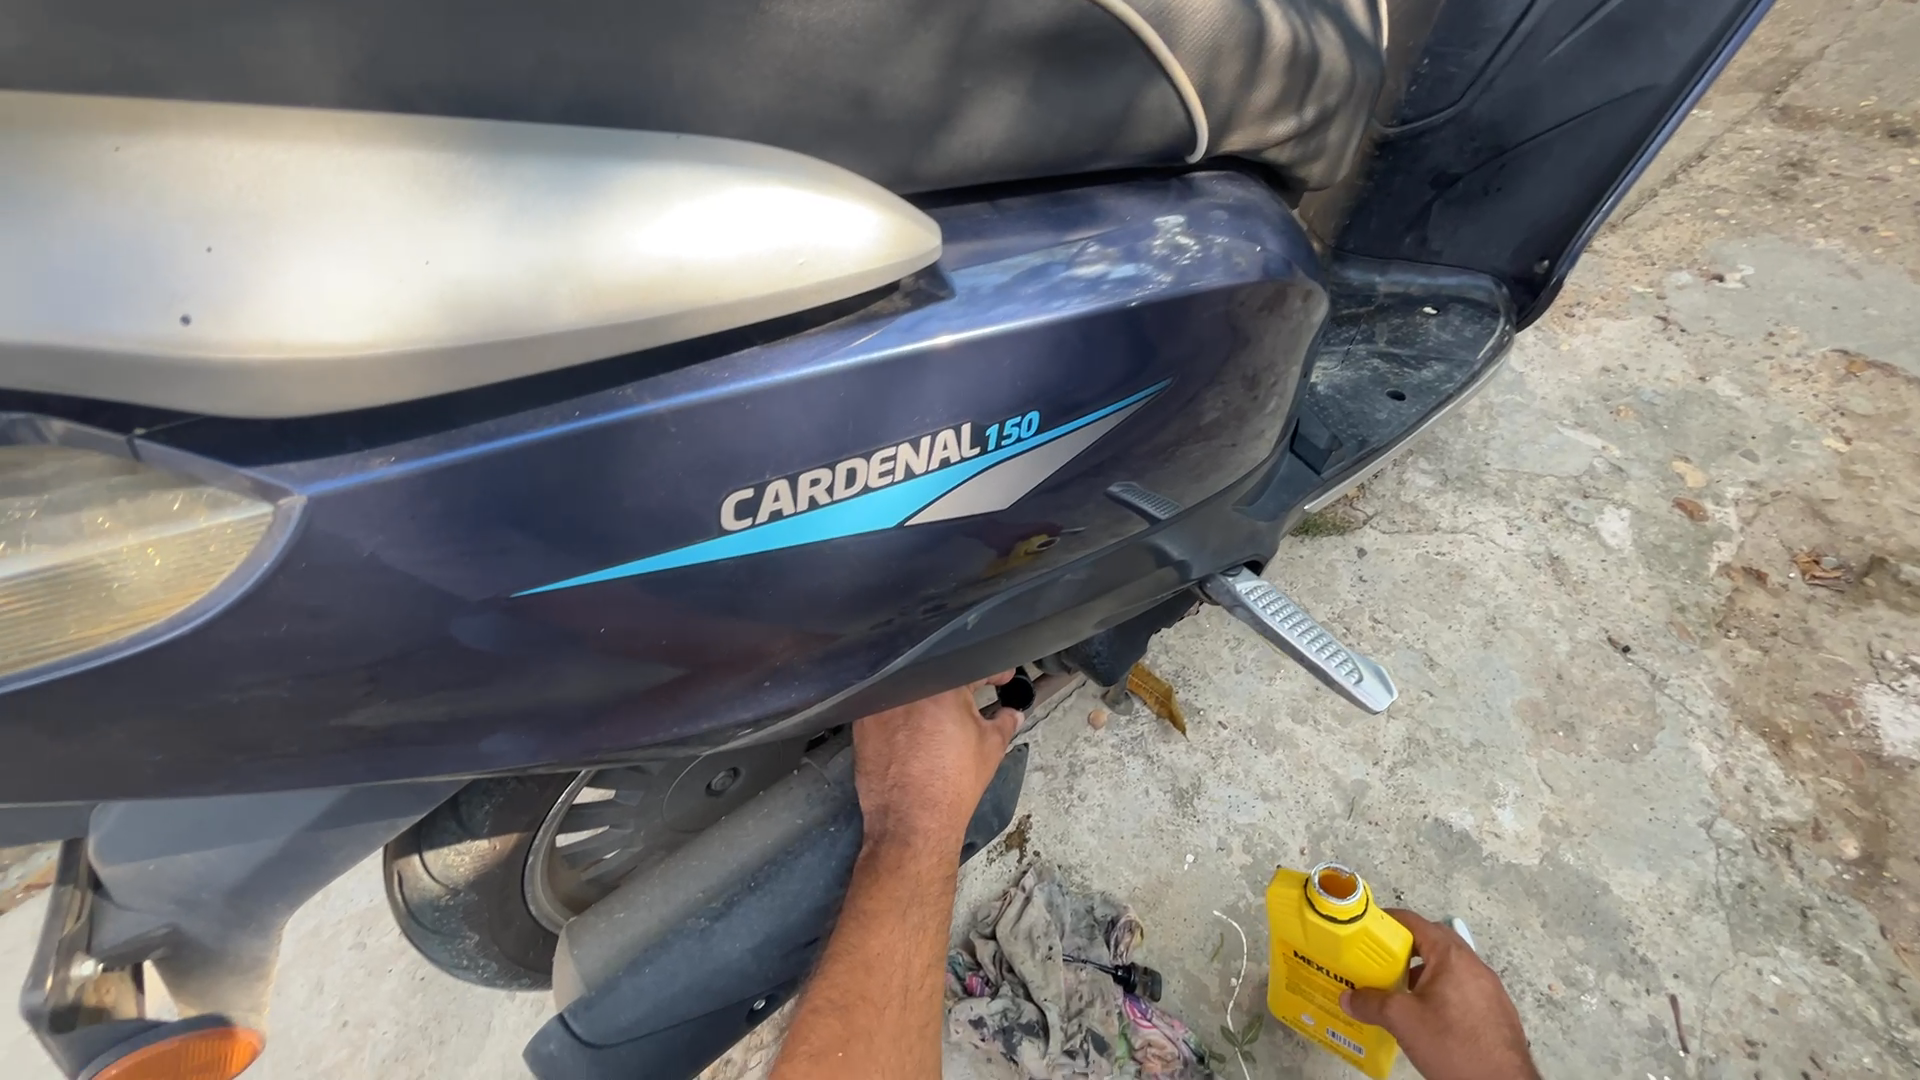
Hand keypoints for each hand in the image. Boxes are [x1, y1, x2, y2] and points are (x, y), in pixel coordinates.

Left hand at [851, 674, 1021, 854]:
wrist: (913, 822)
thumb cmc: (953, 784)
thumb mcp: (990, 748)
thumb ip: (1005, 722)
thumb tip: (1013, 714)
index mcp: (945, 686)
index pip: (976, 669)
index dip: (995, 673)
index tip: (1001, 679)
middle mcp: (909, 687)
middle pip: (938, 674)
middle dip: (958, 685)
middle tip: (971, 701)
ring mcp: (882, 703)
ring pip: (909, 688)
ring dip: (926, 698)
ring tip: (938, 721)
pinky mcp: (862, 721)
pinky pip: (884, 706)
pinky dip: (900, 714)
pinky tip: (910, 732)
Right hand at [1340, 909, 1539, 1079]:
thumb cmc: (1452, 1045)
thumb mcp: (1401, 1020)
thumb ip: (1370, 1003)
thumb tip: (1347, 998)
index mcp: (1452, 957)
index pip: (1416, 922)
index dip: (1388, 921)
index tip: (1366, 930)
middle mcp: (1476, 967)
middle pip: (1435, 941)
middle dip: (1406, 947)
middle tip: (1381, 959)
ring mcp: (1492, 992)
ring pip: (1451, 968)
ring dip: (1425, 971)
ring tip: (1403, 991)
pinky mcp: (1500, 1016)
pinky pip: (1465, 989)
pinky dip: (1444, 992)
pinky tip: (1431, 1017)